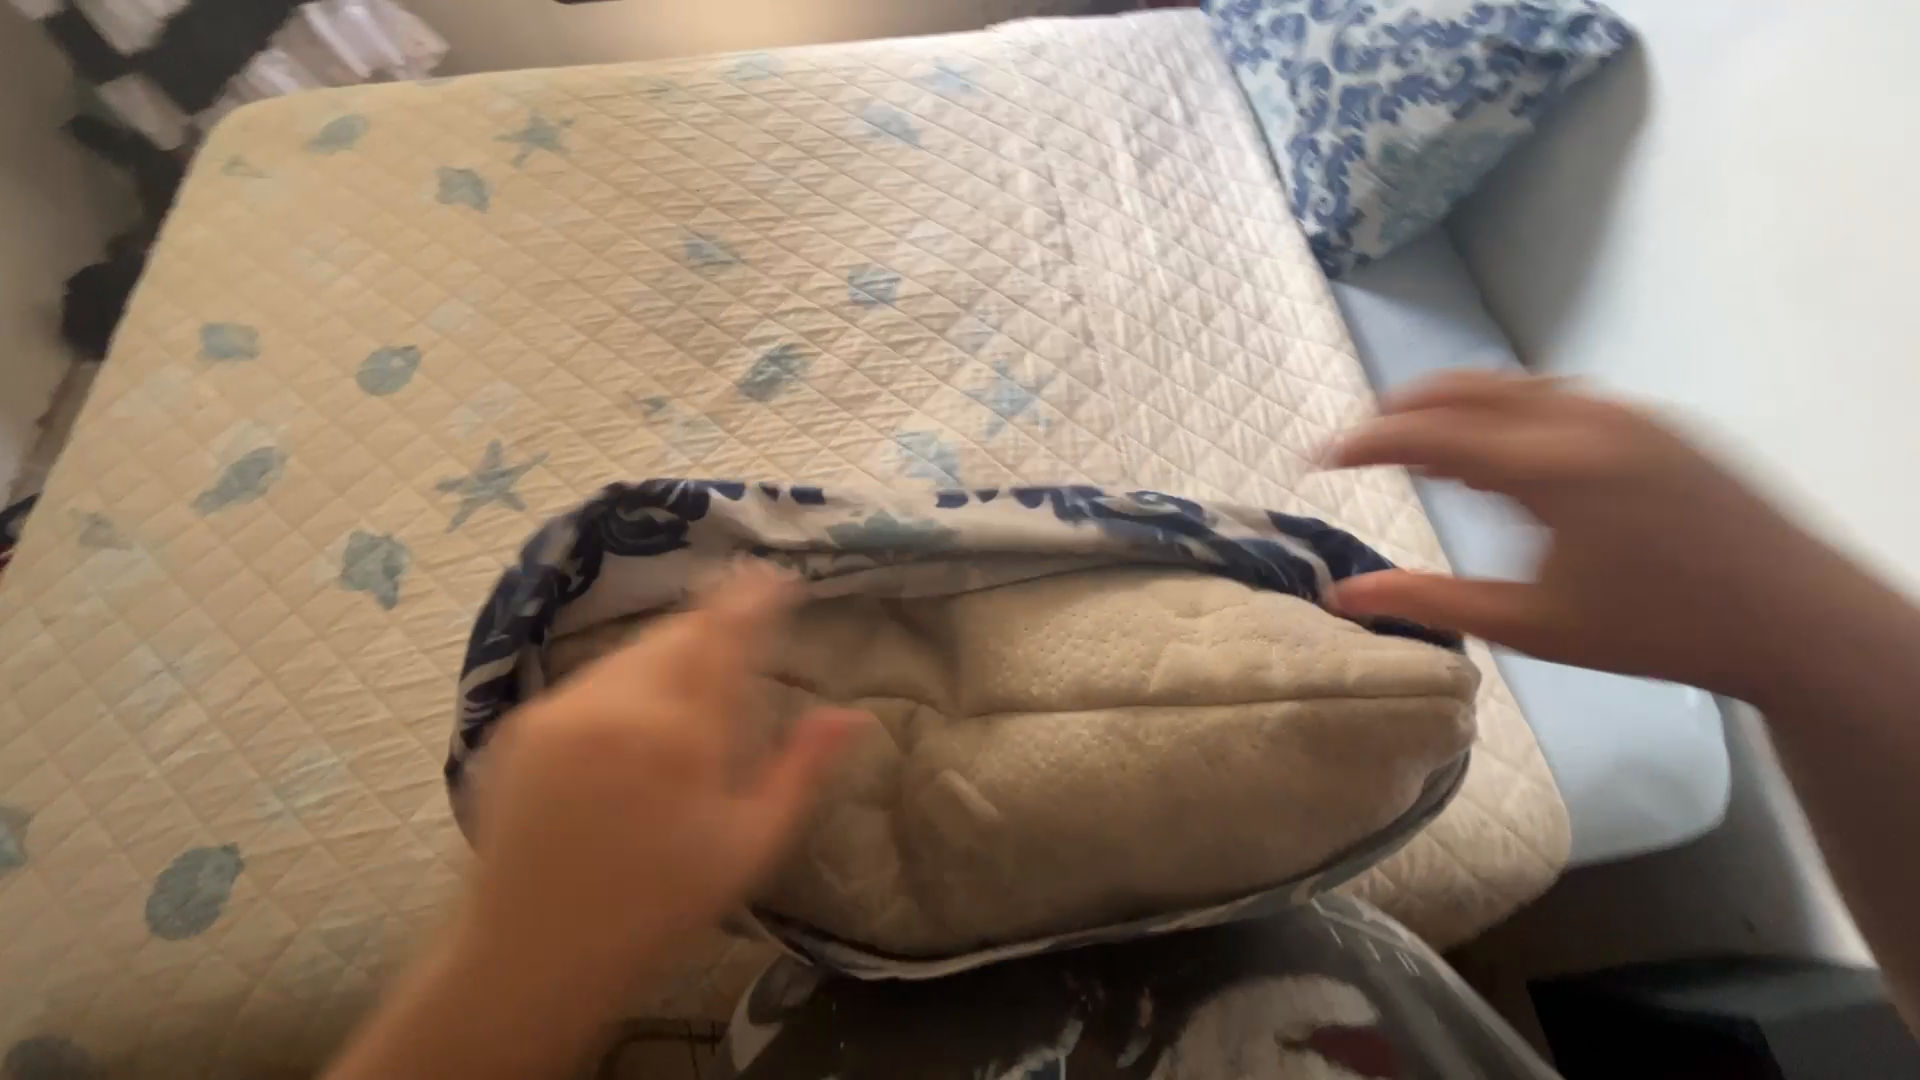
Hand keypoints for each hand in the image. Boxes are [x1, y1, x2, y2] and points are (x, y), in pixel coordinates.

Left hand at [461, 562, 867, 978]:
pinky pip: (591, 679)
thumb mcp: (751, 846)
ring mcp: (559, 711)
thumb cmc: (660, 905)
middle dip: (713, 628)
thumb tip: (854, 715)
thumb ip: (804, 769)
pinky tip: (629, 735)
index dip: (753, 597)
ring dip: (670, 655)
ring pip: (632, 651)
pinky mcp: (520, 725)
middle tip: (738, 653)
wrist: (530, 959)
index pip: (724, 634)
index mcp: (681, 736)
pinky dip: (625, 683)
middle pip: (677, 632)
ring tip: (685, 706)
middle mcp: (616, 706)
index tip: (775, 576)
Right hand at [1326, 372, 1844, 699]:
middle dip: (1400, 410)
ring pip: (1511, 387)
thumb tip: (1340, 595)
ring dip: (1451, 410)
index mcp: (1551, 469)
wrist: (1804, 626)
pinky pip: (1553, 400)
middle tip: (1359, 445)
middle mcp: (1585, 423)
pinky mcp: (1654, 426)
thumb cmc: (1655, 631)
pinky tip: (1495, 460)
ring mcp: (1626, 417)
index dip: (1363, 442)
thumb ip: (1427, 600)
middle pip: (1465, 389)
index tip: (1315, 458)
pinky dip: (1502, 416)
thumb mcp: (1526, 625)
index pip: (1429, 434)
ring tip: (1416, 453)